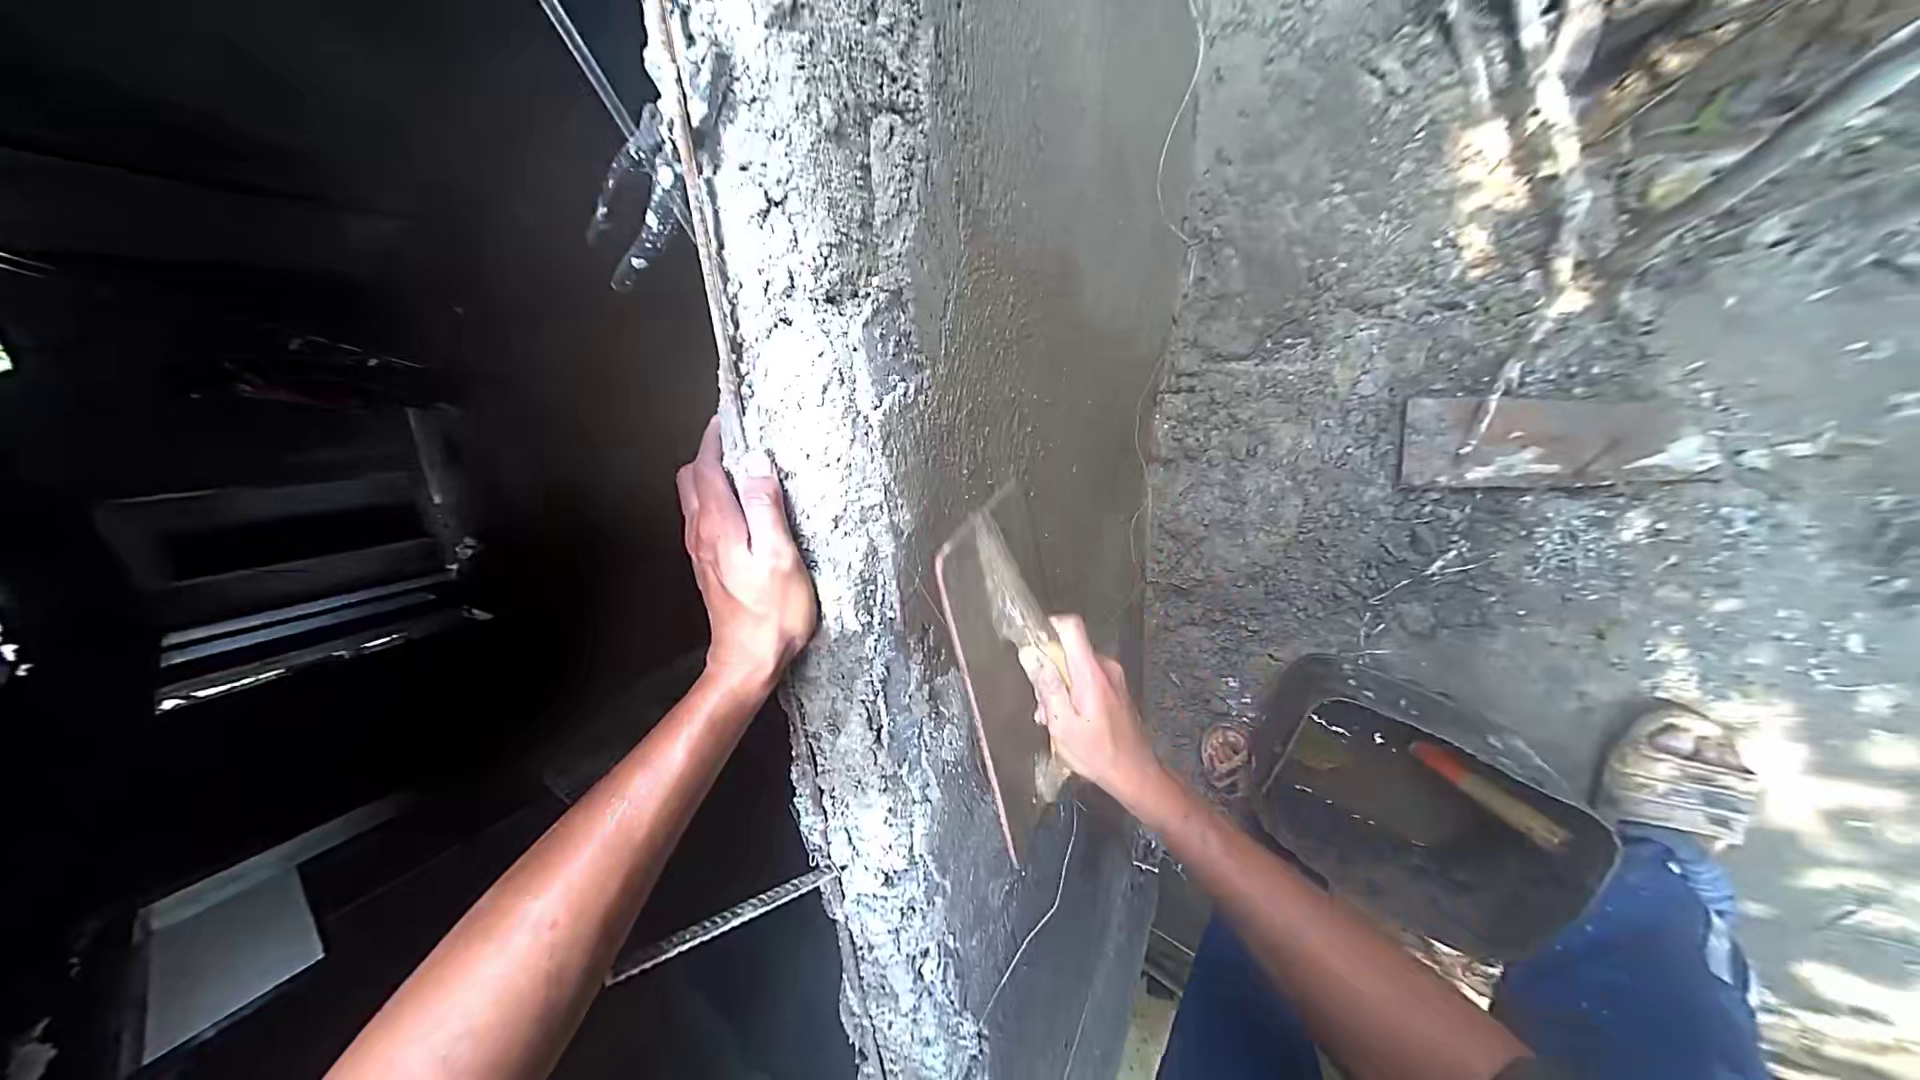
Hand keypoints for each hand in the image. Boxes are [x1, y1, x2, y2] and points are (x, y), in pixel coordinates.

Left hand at [675, 416, 816, 691]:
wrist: (748, 659)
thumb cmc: (772, 613)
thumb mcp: (780, 557)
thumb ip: (766, 508)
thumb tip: (755, 464)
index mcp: (719, 526)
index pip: (705, 468)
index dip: (713, 439)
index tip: (727, 418)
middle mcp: (702, 534)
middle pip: (690, 479)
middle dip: (707, 453)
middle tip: (736, 439)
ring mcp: (701, 551)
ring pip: (693, 499)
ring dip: (709, 476)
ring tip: (739, 466)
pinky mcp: (708, 566)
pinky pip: (702, 519)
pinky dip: (713, 499)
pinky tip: (737, 506)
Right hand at [1019, 615, 1160, 805]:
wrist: (1136, 774)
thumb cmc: (1101, 754)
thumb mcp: (1063, 725)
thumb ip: (1047, 687)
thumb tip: (1031, 656)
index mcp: (1091, 674)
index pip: (1071, 627)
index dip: (1048, 627)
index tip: (1032, 644)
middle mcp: (1105, 669)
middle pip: (1069, 649)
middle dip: (1049, 670)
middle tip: (1043, 702)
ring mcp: (1112, 677)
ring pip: (1075, 665)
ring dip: (1059, 685)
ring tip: (1055, 717)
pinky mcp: (1114, 687)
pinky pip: (1086, 677)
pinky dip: (1073, 692)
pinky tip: (1069, 718)